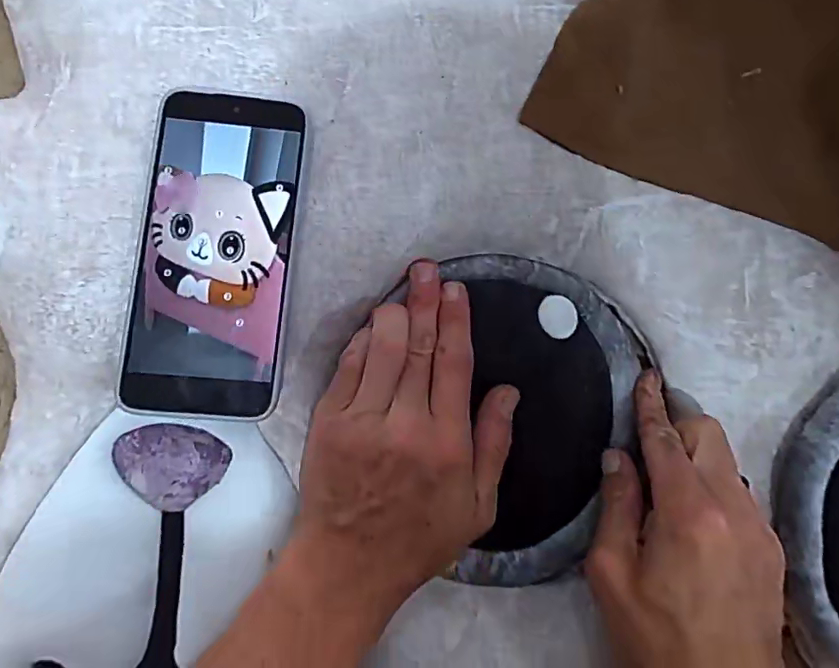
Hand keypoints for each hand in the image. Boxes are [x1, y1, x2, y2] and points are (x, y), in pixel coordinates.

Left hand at [293, 261, 517, 607]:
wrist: (346, 568)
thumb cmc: (420, 536)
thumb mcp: (478, 505)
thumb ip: (495, 444)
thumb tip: (509, 391)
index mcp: (447, 442)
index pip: (454, 364)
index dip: (456, 321)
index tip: (455, 290)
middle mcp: (405, 425)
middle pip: (418, 346)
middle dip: (425, 301)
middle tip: (427, 269)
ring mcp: (362, 422)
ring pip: (381, 348)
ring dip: (393, 312)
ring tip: (404, 289)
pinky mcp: (329, 424)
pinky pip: (347, 367)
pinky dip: (362, 339)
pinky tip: (374, 323)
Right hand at [586, 371, 785, 667]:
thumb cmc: (659, 641)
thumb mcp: (613, 578)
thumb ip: (615, 507)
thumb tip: (619, 457)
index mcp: (689, 511)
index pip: (666, 438)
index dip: (651, 404)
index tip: (646, 377)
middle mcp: (733, 506)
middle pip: (708, 432)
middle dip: (679, 424)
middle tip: (652, 444)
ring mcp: (760, 525)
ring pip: (728, 461)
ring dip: (698, 459)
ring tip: (672, 493)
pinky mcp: (774, 546)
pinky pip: (742, 495)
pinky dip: (717, 490)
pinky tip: (699, 527)